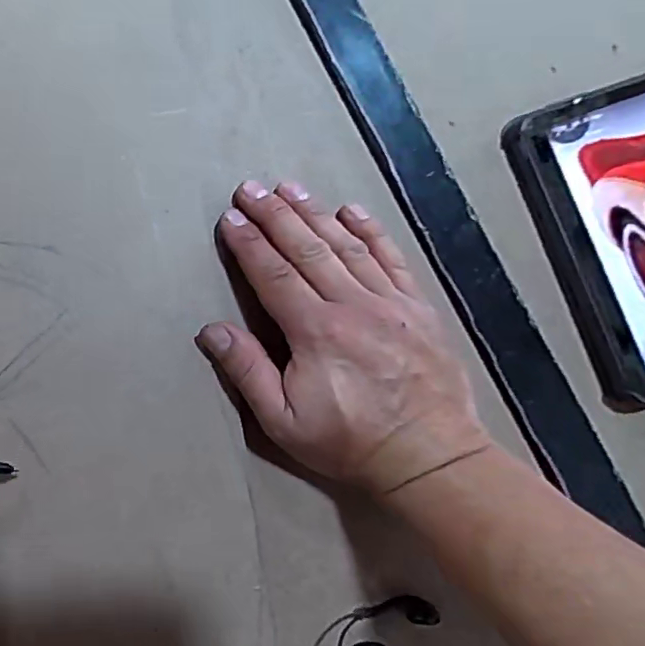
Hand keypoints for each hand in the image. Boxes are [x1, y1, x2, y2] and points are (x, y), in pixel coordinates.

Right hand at [199, 180, 492, 493]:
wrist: (432, 457)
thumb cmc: (347, 442)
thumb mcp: (282, 421)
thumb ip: (247, 372)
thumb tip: (212, 331)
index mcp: (316, 332)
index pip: (274, 276)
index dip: (249, 244)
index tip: (231, 218)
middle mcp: (353, 306)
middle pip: (307, 249)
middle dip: (275, 216)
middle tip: (251, 187)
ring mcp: (391, 303)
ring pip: (347, 246)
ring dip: (314, 213)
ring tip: (289, 188)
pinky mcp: (418, 308)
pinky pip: (391, 259)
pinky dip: (371, 231)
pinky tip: (352, 210)